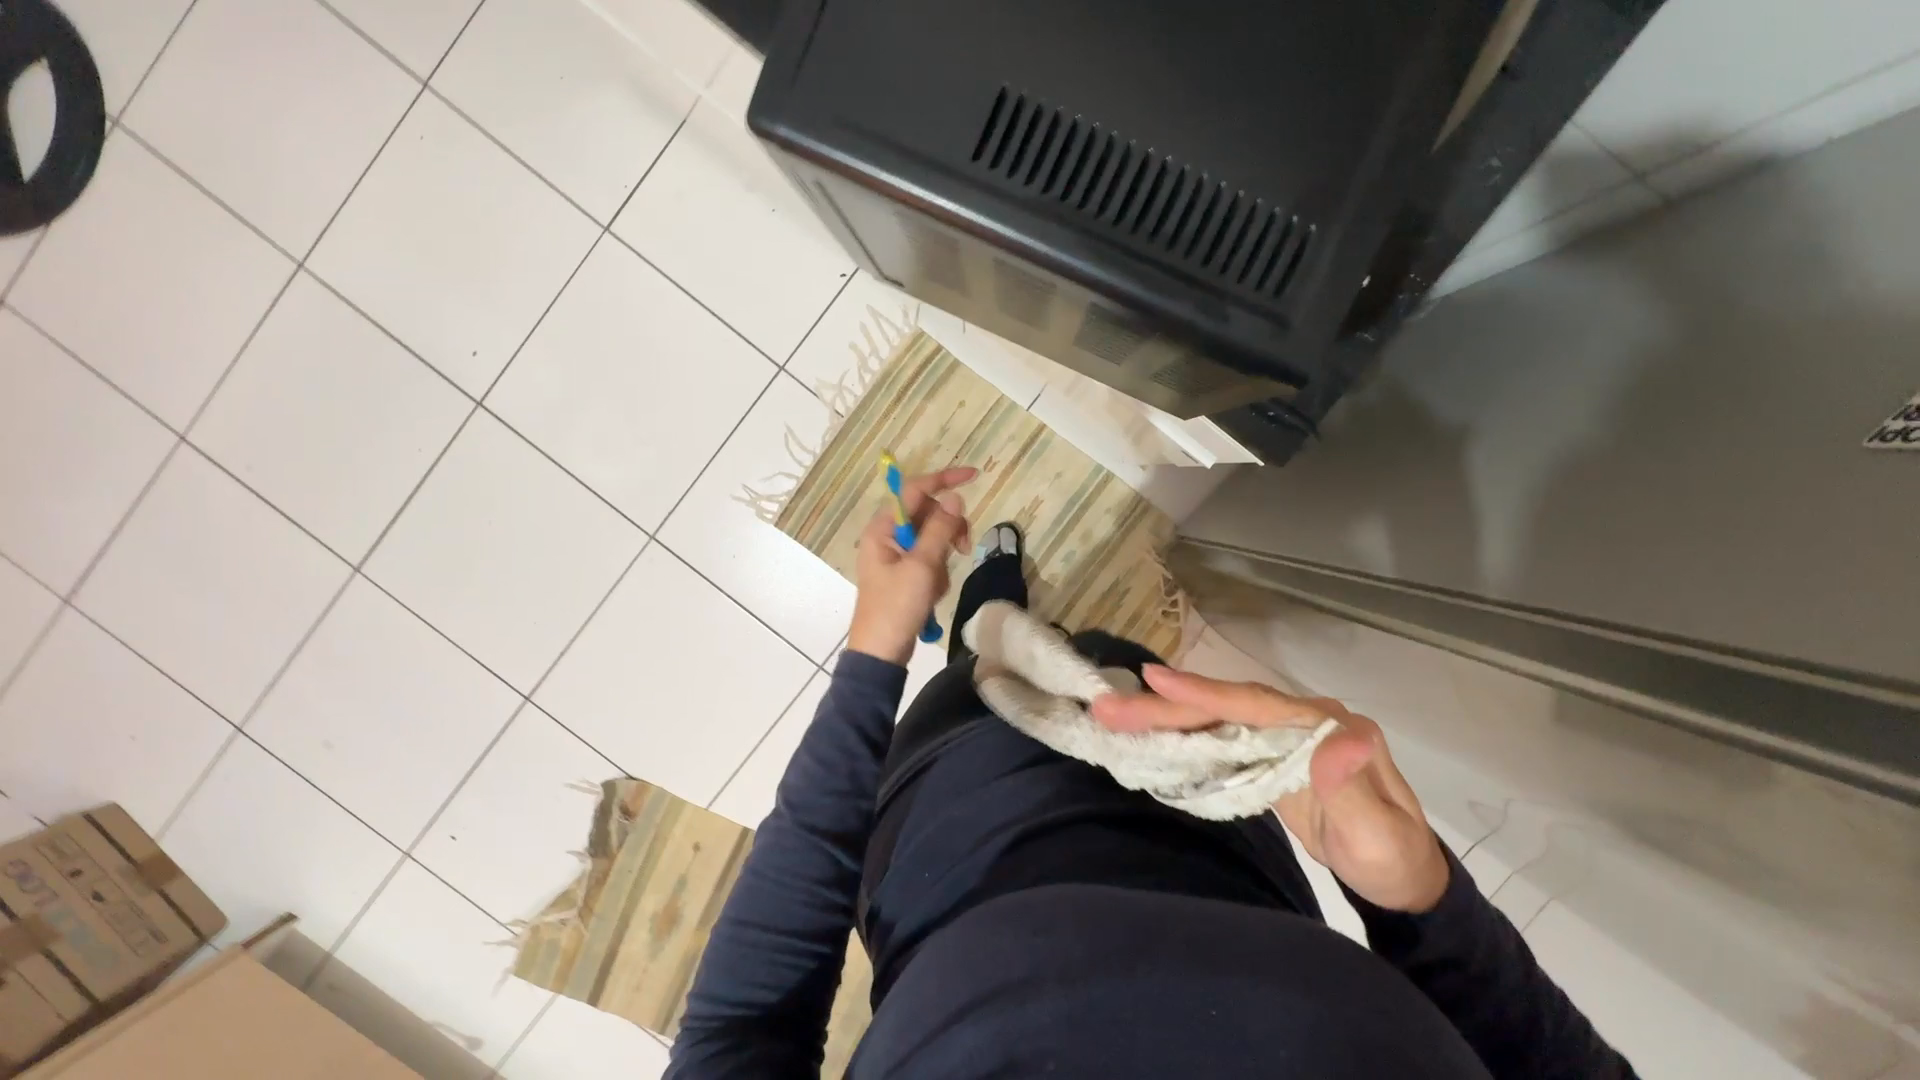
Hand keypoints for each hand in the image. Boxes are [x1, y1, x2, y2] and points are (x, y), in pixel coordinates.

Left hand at [845, 466, 975, 665]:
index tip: (974, 477)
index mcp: (882, 528)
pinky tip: (932, 594)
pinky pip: (930, 560)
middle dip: (948, 529)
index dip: (944, 480)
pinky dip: (938, 573)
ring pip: (932, 538)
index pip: (915, 490)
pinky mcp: (904, 574)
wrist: (881, 653)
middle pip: (928, 513)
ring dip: (943, 556)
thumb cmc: (896, 607)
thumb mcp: (922, 566)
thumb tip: (955, 497)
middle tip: (964, 548)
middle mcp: (886, 536)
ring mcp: (896, 556)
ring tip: (937, 584)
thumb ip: (939, 529)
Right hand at [1092, 665, 1449, 912]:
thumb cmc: (1391, 859)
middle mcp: (1300, 719)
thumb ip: (1354, 788)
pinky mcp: (1267, 754)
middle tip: (1108, 705)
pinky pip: (1218, 737)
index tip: (1155, 680)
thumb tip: (1340, 740)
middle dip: (1167, 705)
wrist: (1400, 878)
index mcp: (1326, 726)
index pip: (1257, 705)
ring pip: (1216, 718)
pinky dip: (1181, 735)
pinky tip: (1149, 735)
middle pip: (1226, 707)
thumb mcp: (1380, 834)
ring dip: (1165, 716)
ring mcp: (1282, 735)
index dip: (1206, 694)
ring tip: (1113, 715)